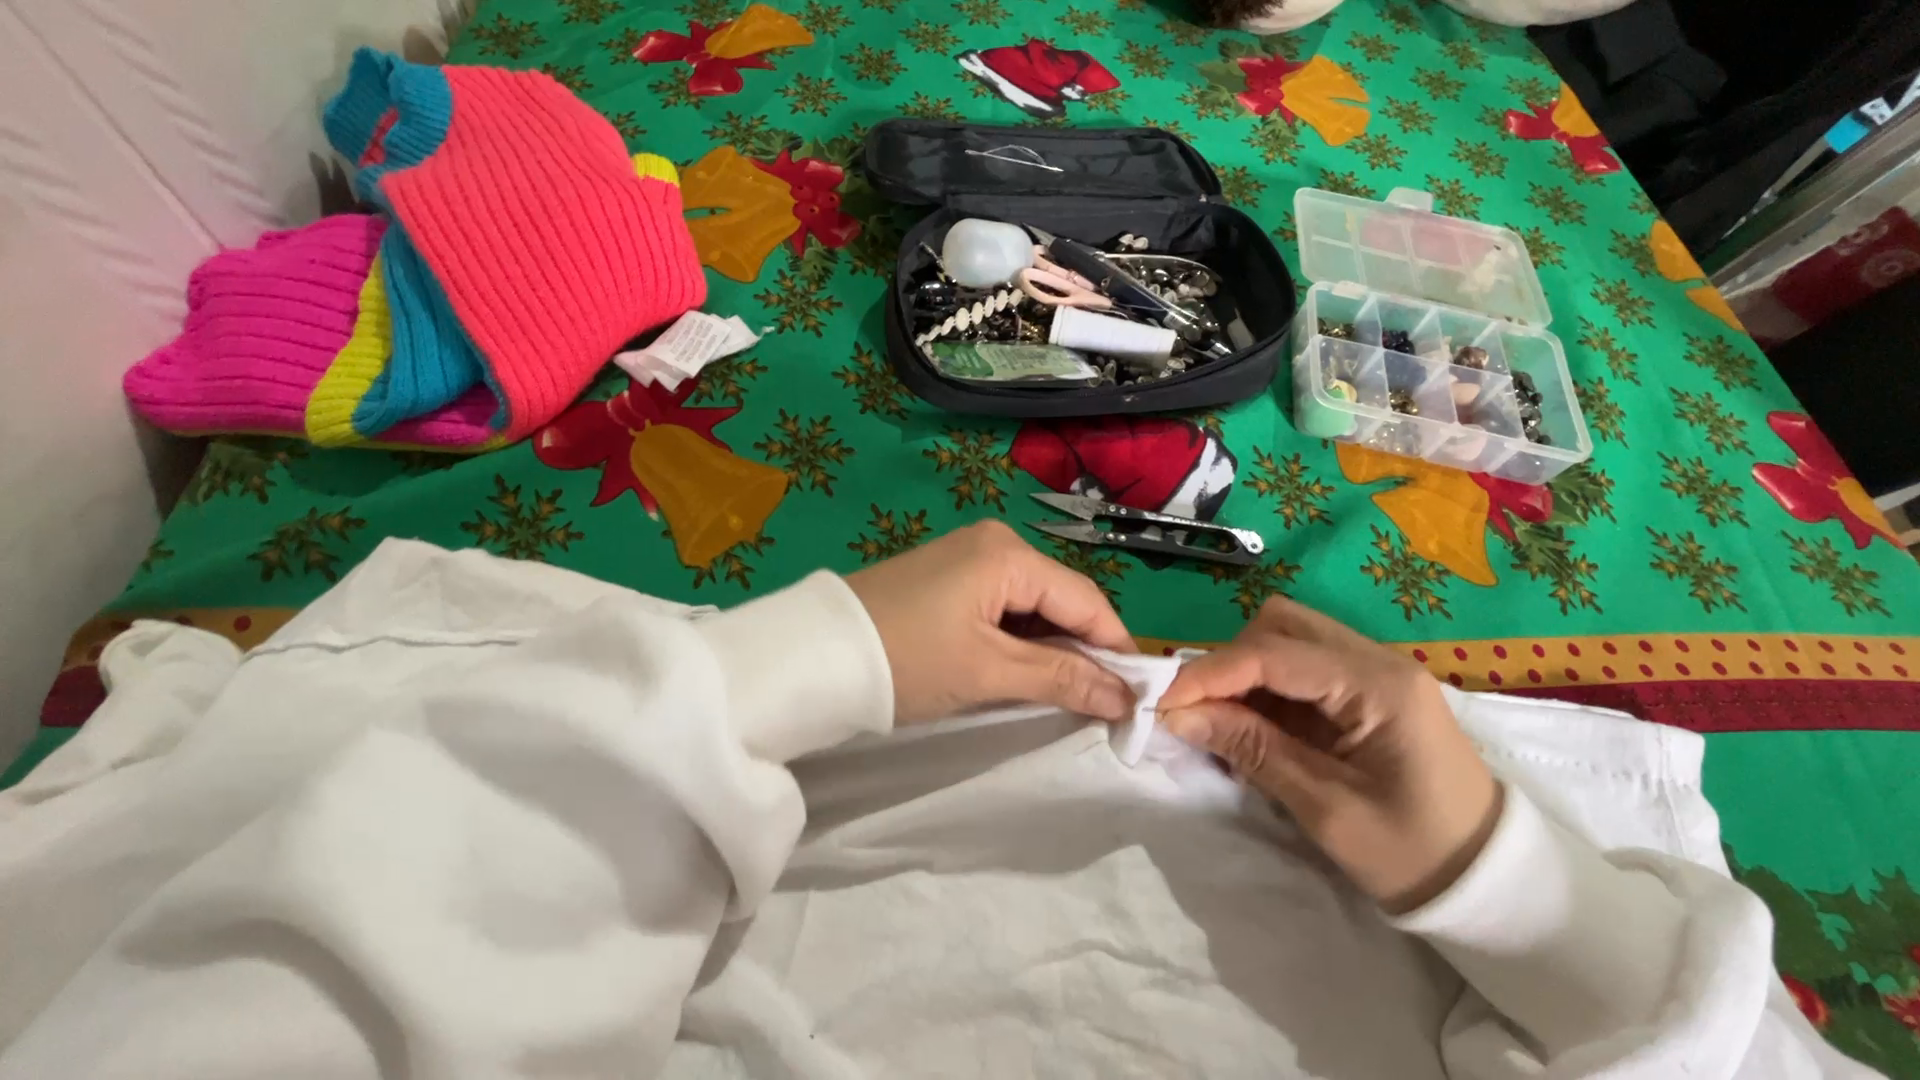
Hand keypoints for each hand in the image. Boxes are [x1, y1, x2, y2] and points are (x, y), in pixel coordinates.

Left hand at [845, 521, 1136, 725]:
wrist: (813, 658)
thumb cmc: (907, 661)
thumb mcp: (987, 673)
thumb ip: (1060, 678)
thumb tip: (1124, 696)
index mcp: (1009, 554)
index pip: (1085, 601)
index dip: (1115, 649)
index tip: (1137, 698)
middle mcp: (994, 544)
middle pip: (1060, 599)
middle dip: (1082, 650)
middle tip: (1101, 704)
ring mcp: (967, 558)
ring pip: (1032, 605)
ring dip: (1050, 648)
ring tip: (1065, 696)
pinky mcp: (947, 578)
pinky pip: (1002, 607)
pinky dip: (1018, 640)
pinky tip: (1024, 673)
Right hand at [1157, 597, 1500, 913]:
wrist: (1488, 881)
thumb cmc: (1413, 854)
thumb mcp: (1325, 809)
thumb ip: (1251, 750)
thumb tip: (1177, 715)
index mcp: (1378, 686)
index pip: (1273, 653)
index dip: (1209, 673)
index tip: (1162, 704)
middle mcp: (1376, 660)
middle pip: (1279, 624)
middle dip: (1228, 662)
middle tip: (1198, 713)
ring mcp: (1374, 671)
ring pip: (1286, 638)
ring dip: (1244, 672)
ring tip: (1221, 723)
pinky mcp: (1367, 690)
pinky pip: (1301, 667)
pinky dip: (1264, 688)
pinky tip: (1251, 727)